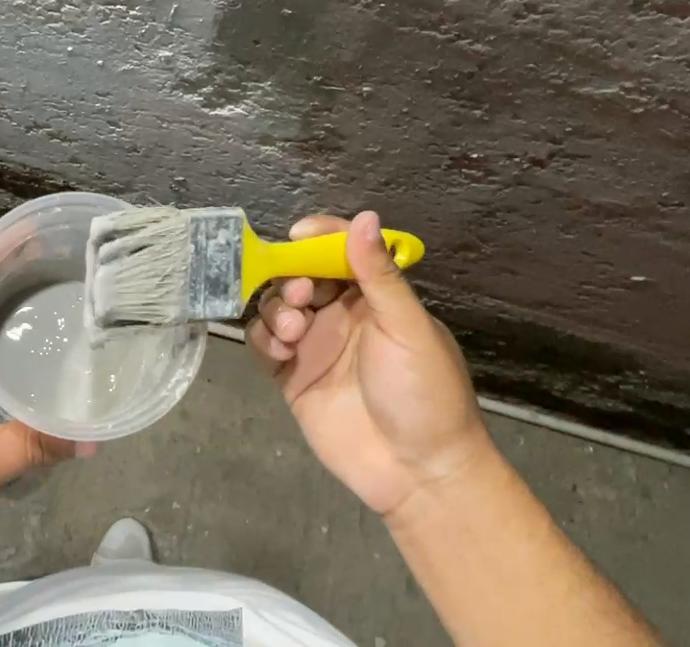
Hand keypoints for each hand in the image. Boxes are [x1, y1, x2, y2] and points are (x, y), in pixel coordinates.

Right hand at [249, 211, 493, 523]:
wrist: (416, 473)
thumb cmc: (424, 393)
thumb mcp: (406, 328)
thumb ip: (379, 275)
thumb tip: (365, 216)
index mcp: (374, 297)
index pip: (340, 251)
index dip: (318, 237)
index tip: (297, 236)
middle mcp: (340, 314)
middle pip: (299, 274)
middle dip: (290, 276)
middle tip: (300, 296)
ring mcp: (314, 344)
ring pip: (277, 306)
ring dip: (276, 309)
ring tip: (294, 333)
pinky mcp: (292, 375)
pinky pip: (265, 344)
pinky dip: (264, 339)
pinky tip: (281, 352)